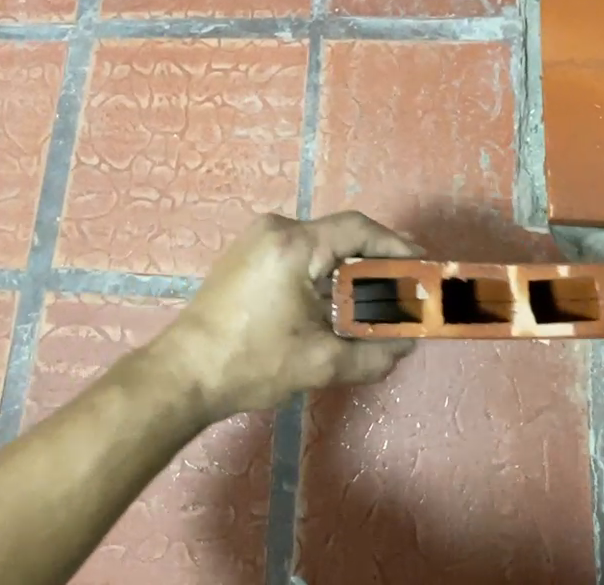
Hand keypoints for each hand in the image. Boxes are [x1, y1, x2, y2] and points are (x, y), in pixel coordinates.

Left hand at [148, 212, 421, 419]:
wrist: (183, 374)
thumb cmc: (252, 363)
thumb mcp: (320, 363)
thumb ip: (373, 353)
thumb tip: (405, 346)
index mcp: (294, 244)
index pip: (357, 229)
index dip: (394, 245)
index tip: (420, 265)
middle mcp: (275, 229)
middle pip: (339, 234)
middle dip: (374, 260)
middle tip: (403, 287)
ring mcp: (256, 239)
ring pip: (318, 244)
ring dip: (348, 268)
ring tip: (376, 299)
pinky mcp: (245, 254)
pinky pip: (298, 252)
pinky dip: (322, 271)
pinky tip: (336, 301)